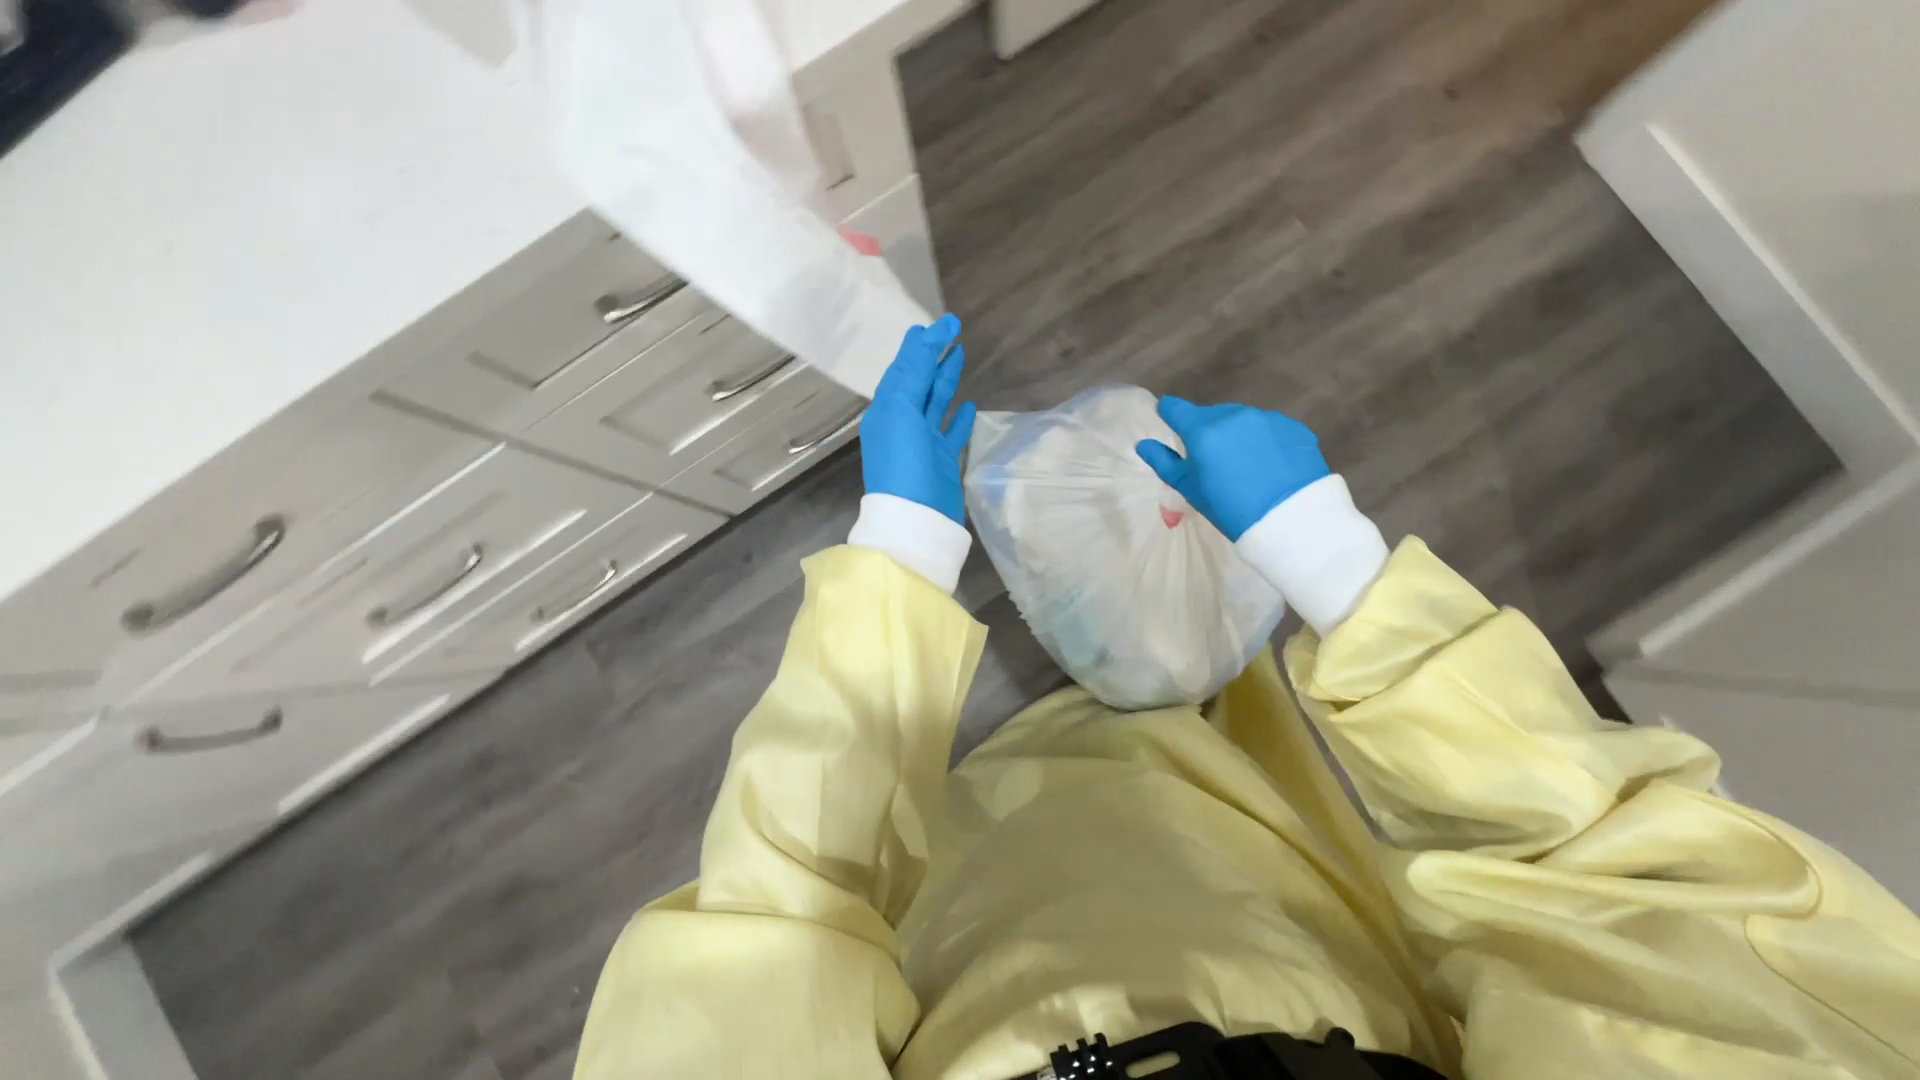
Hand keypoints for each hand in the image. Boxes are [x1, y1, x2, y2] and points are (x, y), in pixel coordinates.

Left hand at [861, 315, 976, 523]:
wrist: (915, 518)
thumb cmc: (904, 461)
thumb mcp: (902, 409)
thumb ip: (914, 372)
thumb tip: (923, 338)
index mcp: (887, 408)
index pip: (905, 367)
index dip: (922, 343)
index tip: (945, 322)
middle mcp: (903, 422)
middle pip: (919, 381)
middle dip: (932, 355)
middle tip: (950, 330)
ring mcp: (924, 442)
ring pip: (936, 402)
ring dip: (946, 379)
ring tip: (960, 354)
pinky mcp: (943, 461)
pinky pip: (953, 432)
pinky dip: (961, 417)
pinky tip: (972, 405)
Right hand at [1135, 396, 1328, 540]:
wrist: (1290, 520)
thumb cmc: (1229, 508)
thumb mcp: (1190, 489)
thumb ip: (1164, 462)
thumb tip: (1144, 445)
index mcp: (1203, 429)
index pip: (1175, 408)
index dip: (1169, 413)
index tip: (1170, 422)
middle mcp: (1235, 415)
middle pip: (1211, 414)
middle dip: (1207, 429)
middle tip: (1211, 458)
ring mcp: (1268, 418)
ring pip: (1241, 420)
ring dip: (1236, 434)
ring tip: (1243, 463)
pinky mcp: (1294, 428)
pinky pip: (1270, 429)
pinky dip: (1264, 441)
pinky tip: (1269, 465)